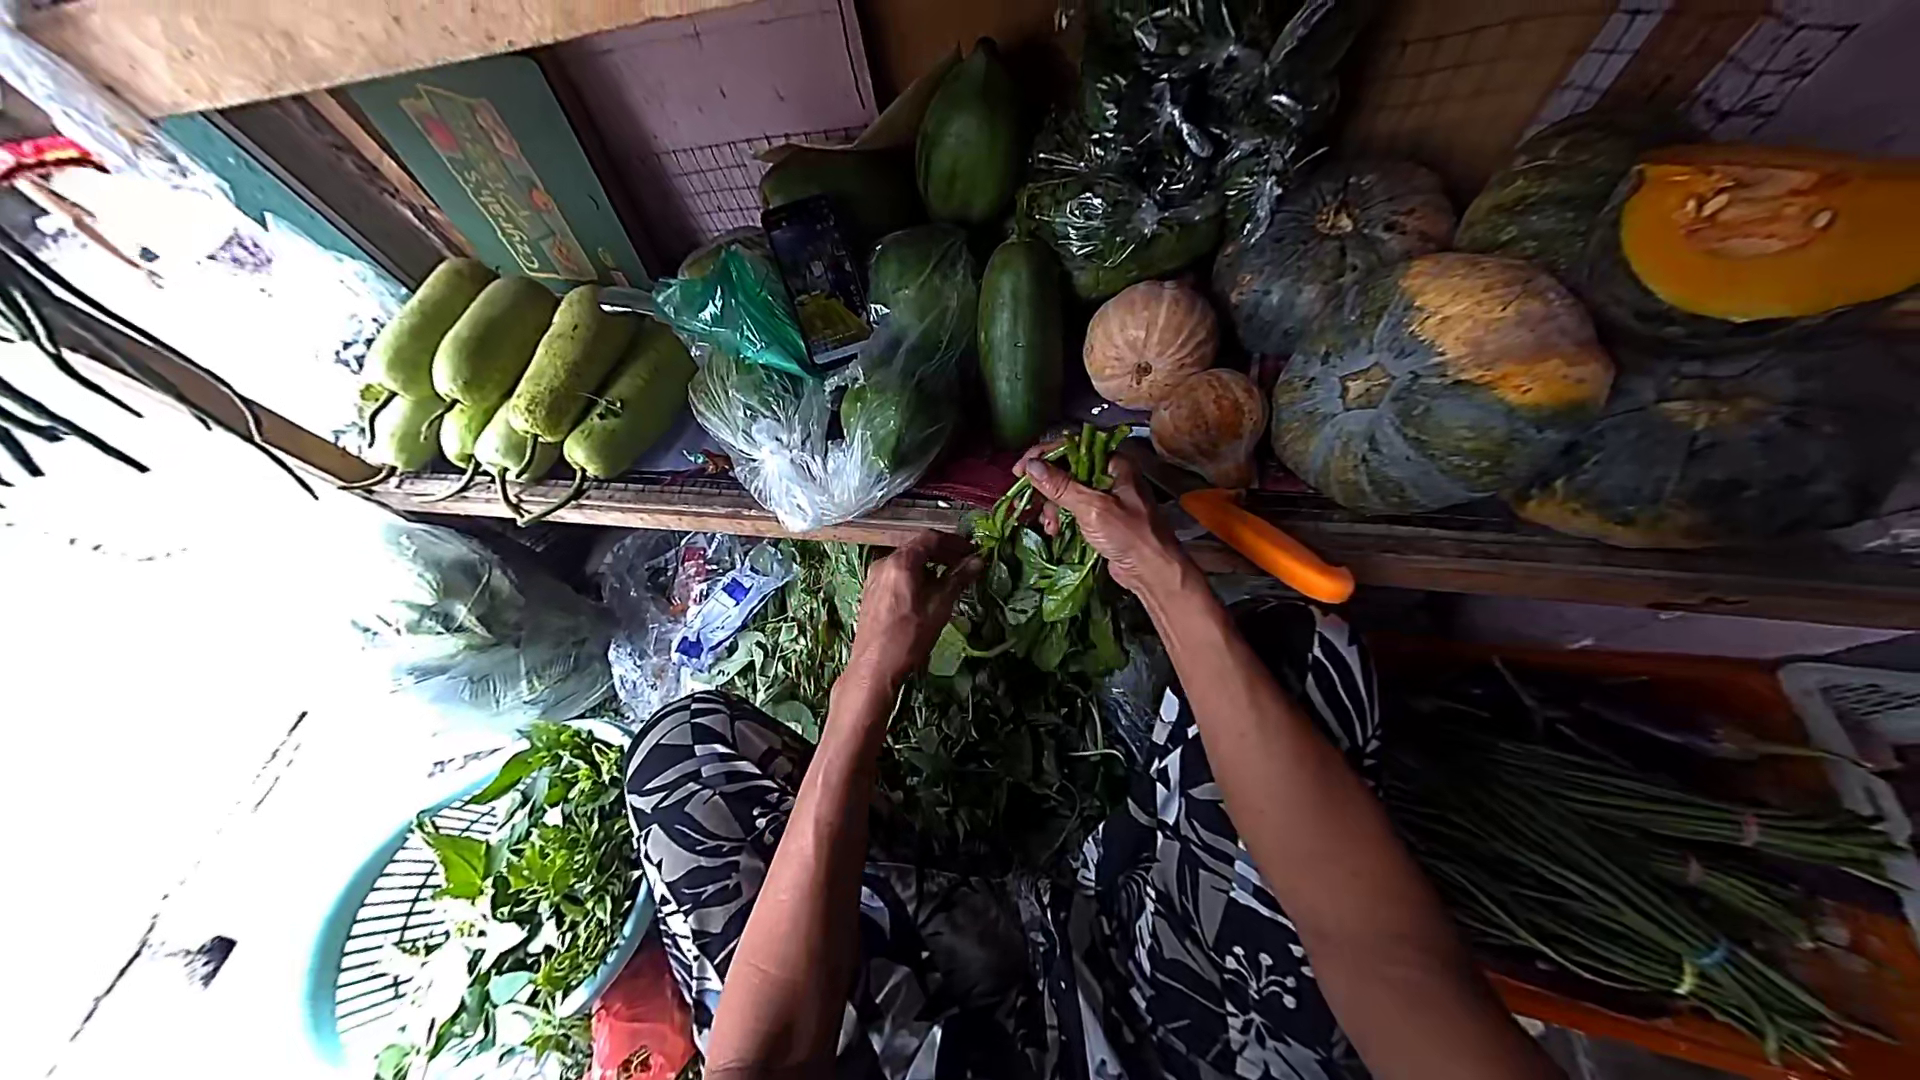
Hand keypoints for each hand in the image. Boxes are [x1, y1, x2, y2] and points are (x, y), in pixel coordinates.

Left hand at [846, 531, 982, 688]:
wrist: (874, 668)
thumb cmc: (909, 637)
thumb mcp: (940, 606)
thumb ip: (958, 579)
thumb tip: (978, 560)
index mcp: (900, 562)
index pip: (930, 538)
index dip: (954, 542)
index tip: (972, 550)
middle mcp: (883, 564)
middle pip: (917, 548)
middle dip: (943, 553)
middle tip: (964, 563)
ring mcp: (874, 578)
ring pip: (906, 562)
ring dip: (929, 566)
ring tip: (949, 580)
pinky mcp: (871, 593)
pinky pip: (896, 575)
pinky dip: (915, 577)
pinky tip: (927, 593)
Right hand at [1014, 444, 1194, 603]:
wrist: (1152, 571)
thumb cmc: (1130, 535)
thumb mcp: (1093, 507)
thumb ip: (1062, 486)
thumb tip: (1032, 466)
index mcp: (1114, 463)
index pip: (1071, 448)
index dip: (1043, 456)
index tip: (1021, 470)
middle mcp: (1109, 475)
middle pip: (1066, 470)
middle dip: (1045, 487)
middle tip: (1028, 501)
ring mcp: (1105, 497)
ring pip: (1066, 492)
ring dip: (1051, 507)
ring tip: (1049, 525)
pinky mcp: (1100, 518)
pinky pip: (1072, 510)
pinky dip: (1060, 518)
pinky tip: (1055, 531)